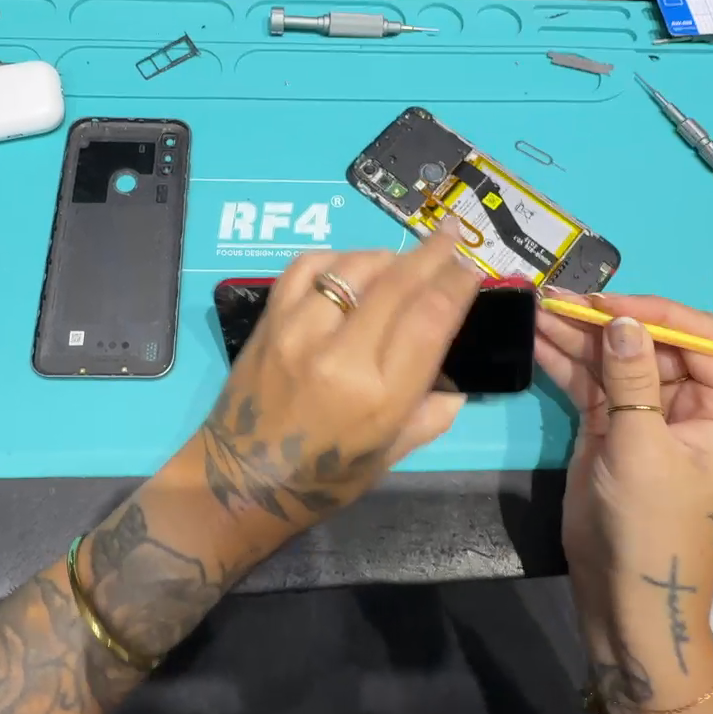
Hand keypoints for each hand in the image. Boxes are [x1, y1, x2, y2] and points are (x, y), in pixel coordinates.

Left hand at [193, 226, 476, 537]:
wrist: (240, 479)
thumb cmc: (323, 478)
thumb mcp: (390, 456)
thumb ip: (431, 412)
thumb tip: (458, 376)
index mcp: (380, 396)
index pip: (430, 318)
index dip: (457, 283)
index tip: (472, 265)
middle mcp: (341, 355)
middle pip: (398, 283)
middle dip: (433, 254)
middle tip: (453, 234)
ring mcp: (298, 331)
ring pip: (353, 267)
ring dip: (387, 256)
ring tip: (403, 260)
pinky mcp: (269, 319)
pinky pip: (307, 266)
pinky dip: (336, 258)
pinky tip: (350, 267)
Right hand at [536, 291, 712, 713]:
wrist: (622, 595)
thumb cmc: (652, 527)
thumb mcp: (643, 449)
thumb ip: (631, 379)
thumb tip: (621, 319)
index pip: (703, 339)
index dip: (655, 312)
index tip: (604, 304)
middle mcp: (690, 404)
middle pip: (649, 342)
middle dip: (602, 320)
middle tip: (553, 298)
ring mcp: (647, 413)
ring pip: (614, 358)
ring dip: (574, 334)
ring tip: (533, 308)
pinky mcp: (611, 425)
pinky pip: (590, 380)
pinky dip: (563, 360)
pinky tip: (534, 337)